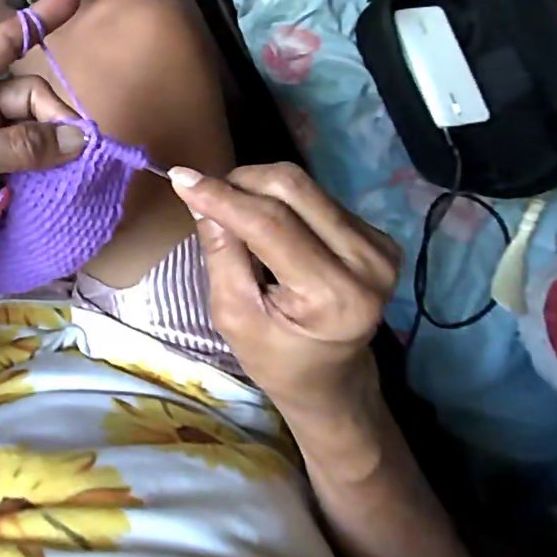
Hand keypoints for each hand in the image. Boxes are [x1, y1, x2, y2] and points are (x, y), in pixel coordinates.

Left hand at [0, 0, 85, 279]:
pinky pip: (31, 152)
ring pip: (33, 124)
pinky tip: (65, 170)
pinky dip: (49, 159)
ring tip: (75, 161)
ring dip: (56, 139)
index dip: (37, 20)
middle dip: (53, 114)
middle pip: (26, 94)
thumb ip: (20, 144)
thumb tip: (80, 139)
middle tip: (77, 147)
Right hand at [168, 164, 400, 416]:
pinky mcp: (376, 234)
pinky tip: (265, 224)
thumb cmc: (275, 357)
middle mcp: (367, 262)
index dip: (221, 196)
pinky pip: (313, 194)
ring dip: (255, 188)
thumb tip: (199, 197)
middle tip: (206, 197)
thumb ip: (221, 253)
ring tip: (233, 215)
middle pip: (291, 188)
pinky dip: (275, 199)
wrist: (331, 378)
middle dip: (238, 182)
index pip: (270, 224)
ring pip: (301, 184)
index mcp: (333, 295)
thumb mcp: (233, 315)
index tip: (178, 178)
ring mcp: (377, 244)